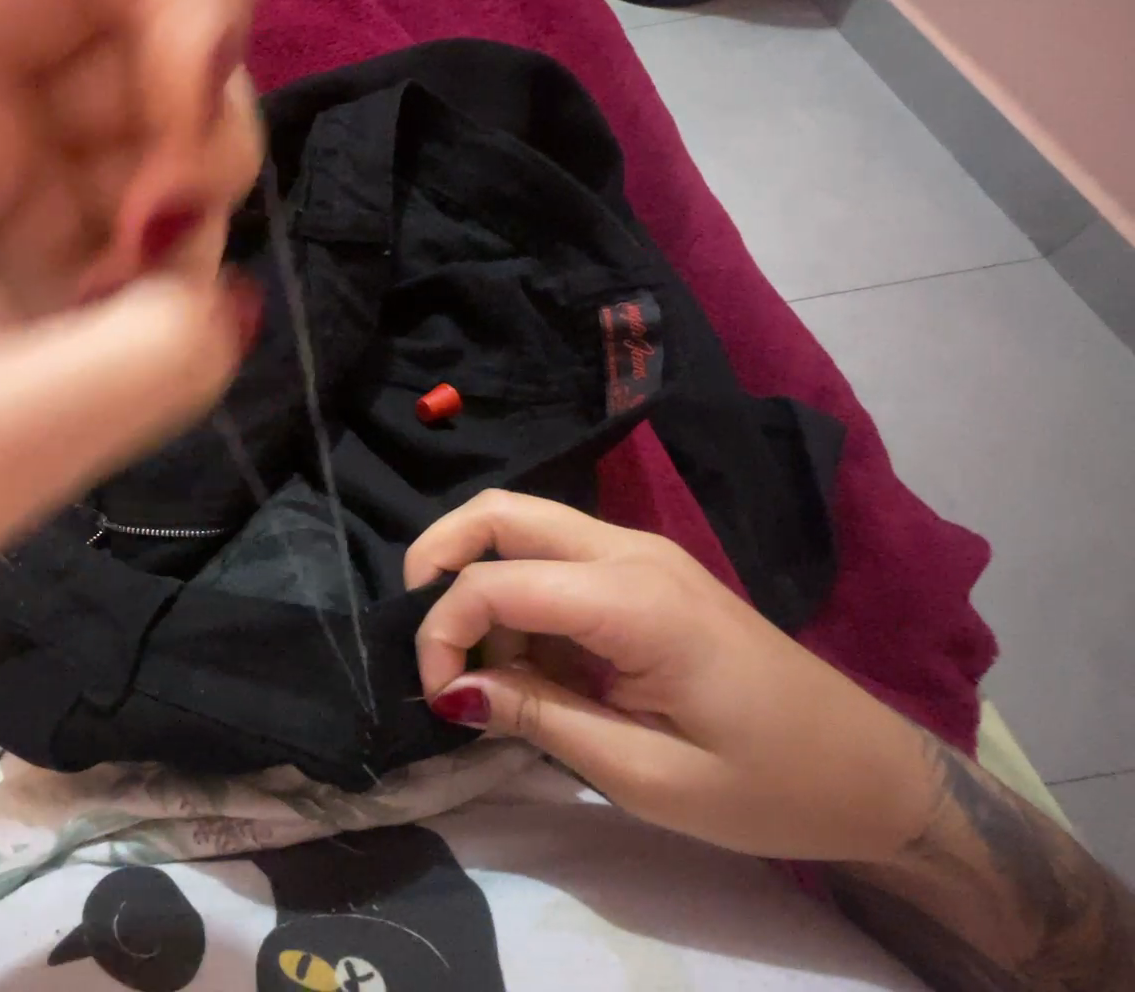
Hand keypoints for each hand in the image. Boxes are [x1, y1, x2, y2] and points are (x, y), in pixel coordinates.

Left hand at [0, 0, 263, 607]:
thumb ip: (142, 361)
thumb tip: (232, 297)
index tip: (195, 113)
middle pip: (139, 9)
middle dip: (199, 115)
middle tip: (164, 247)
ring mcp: (9, 173)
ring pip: (161, 114)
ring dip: (190, 205)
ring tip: (125, 317)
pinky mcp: (43, 241)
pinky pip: (151, 206)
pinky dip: (172, 266)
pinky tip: (115, 339)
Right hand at [406, 491, 939, 863]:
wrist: (876, 776)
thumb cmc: (772, 786)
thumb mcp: (645, 776)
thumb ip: (537, 718)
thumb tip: (452, 691)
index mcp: (635, 601)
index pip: (494, 583)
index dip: (441, 634)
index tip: (439, 700)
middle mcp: (630, 552)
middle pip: (497, 512)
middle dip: (435, 561)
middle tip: (422, 635)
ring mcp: (637, 553)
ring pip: (516, 523)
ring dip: (473, 579)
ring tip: (483, 662)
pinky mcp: (640, 570)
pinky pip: (546, 555)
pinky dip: (509, 593)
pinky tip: (527, 659)